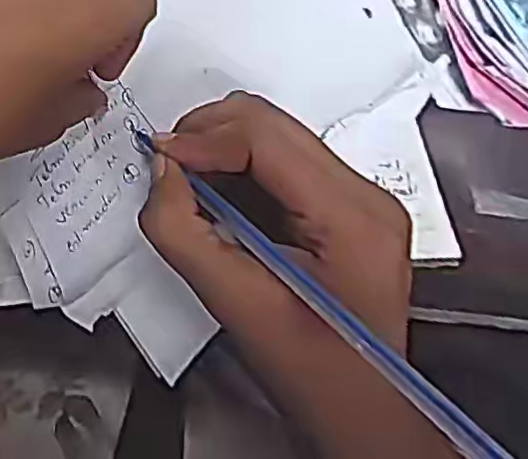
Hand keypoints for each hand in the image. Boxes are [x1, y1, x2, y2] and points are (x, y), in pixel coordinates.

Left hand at [0, 0, 155, 181]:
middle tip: (60, 69)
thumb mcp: (47, 120)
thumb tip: (80, 86)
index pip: (137, 4)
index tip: (96, 69)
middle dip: (87, 25)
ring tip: (15, 59)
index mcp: (93, 8)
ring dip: (48, 11)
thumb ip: (80, 95)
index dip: (124, 40)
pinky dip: (10, 1)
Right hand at [140, 96, 448, 458]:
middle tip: (172, 164)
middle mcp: (365, 195)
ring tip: (193, 179)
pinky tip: (220, 191)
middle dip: (206, 132)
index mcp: (351, 220)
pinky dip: (235, 157)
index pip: (261, 137)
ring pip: (268, 127)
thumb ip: (181, 230)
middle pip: (265, 119)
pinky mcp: (344, 196)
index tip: (162, 156)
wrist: (362, 409)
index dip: (201, 138)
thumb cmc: (314, 372)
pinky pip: (276, 149)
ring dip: (218, 142)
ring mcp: (359, 193)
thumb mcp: (233, 303)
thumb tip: (162, 169)